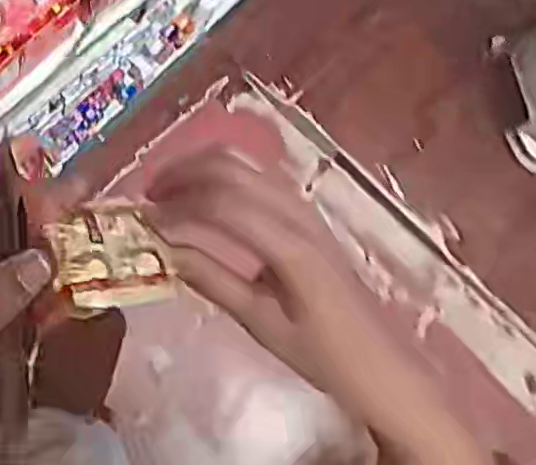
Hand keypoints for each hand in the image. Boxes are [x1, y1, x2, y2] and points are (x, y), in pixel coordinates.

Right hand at [146, 148, 489, 464]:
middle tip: (148, 196)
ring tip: (167, 191)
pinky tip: (202, 195)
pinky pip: (253, 174)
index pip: (221, 204)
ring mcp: (302, 206)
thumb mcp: (264, 325)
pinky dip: (219, 174)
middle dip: (182, 174)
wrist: (390, 371)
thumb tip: (162, 251)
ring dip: (198, 168)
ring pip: (241, 163)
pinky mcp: (303, 210)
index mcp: (290, 244)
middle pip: (228, 167)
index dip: (177, 207)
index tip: (145, 221)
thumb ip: (212, 280)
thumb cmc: (328, 357)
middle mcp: (296, 212)